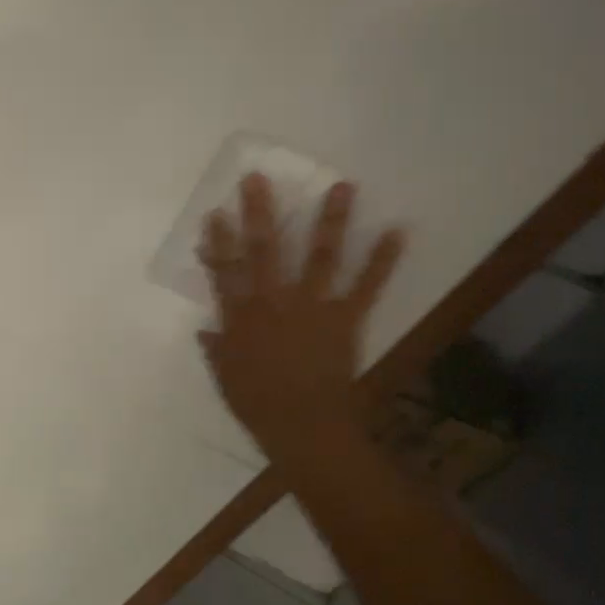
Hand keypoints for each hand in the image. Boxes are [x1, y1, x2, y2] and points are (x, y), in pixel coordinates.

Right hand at [198, 173, 403, 461]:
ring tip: (341, 187)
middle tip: (259, 180)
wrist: (303, 424)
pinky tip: (397, 230)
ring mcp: (312, 307)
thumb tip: (207, 329)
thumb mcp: (224, 376)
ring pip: (318, 257)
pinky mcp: (346, 317)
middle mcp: (273, 303)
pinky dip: (383, 258)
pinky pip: (367, 285)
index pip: (223, 273)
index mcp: (239, 319)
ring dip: (330, 221)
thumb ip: (216, 349)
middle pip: (263, 252)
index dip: (218, 242)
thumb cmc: (255, 403)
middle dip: (260, 214)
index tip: (215, 213)